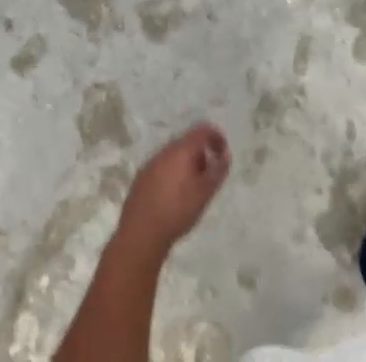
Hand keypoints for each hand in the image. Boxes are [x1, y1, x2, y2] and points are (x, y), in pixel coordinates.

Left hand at [116, 123, 230, 255]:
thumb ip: (218, 170)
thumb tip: (225, 155)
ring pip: (173, 156)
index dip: (216, 137)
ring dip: (186, 164)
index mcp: (181, 151)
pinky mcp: (140, 179)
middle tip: (208, 175)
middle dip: (201, 154)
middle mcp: (163, 152)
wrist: (141, 234)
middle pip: (186, 142)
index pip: (202, 130)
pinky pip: (161, 167)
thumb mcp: (206, 192)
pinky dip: (172, 174)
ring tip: (192, 188)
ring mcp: (149, 165)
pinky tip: (173, 196)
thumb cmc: (178, 211)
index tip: (222, 153)